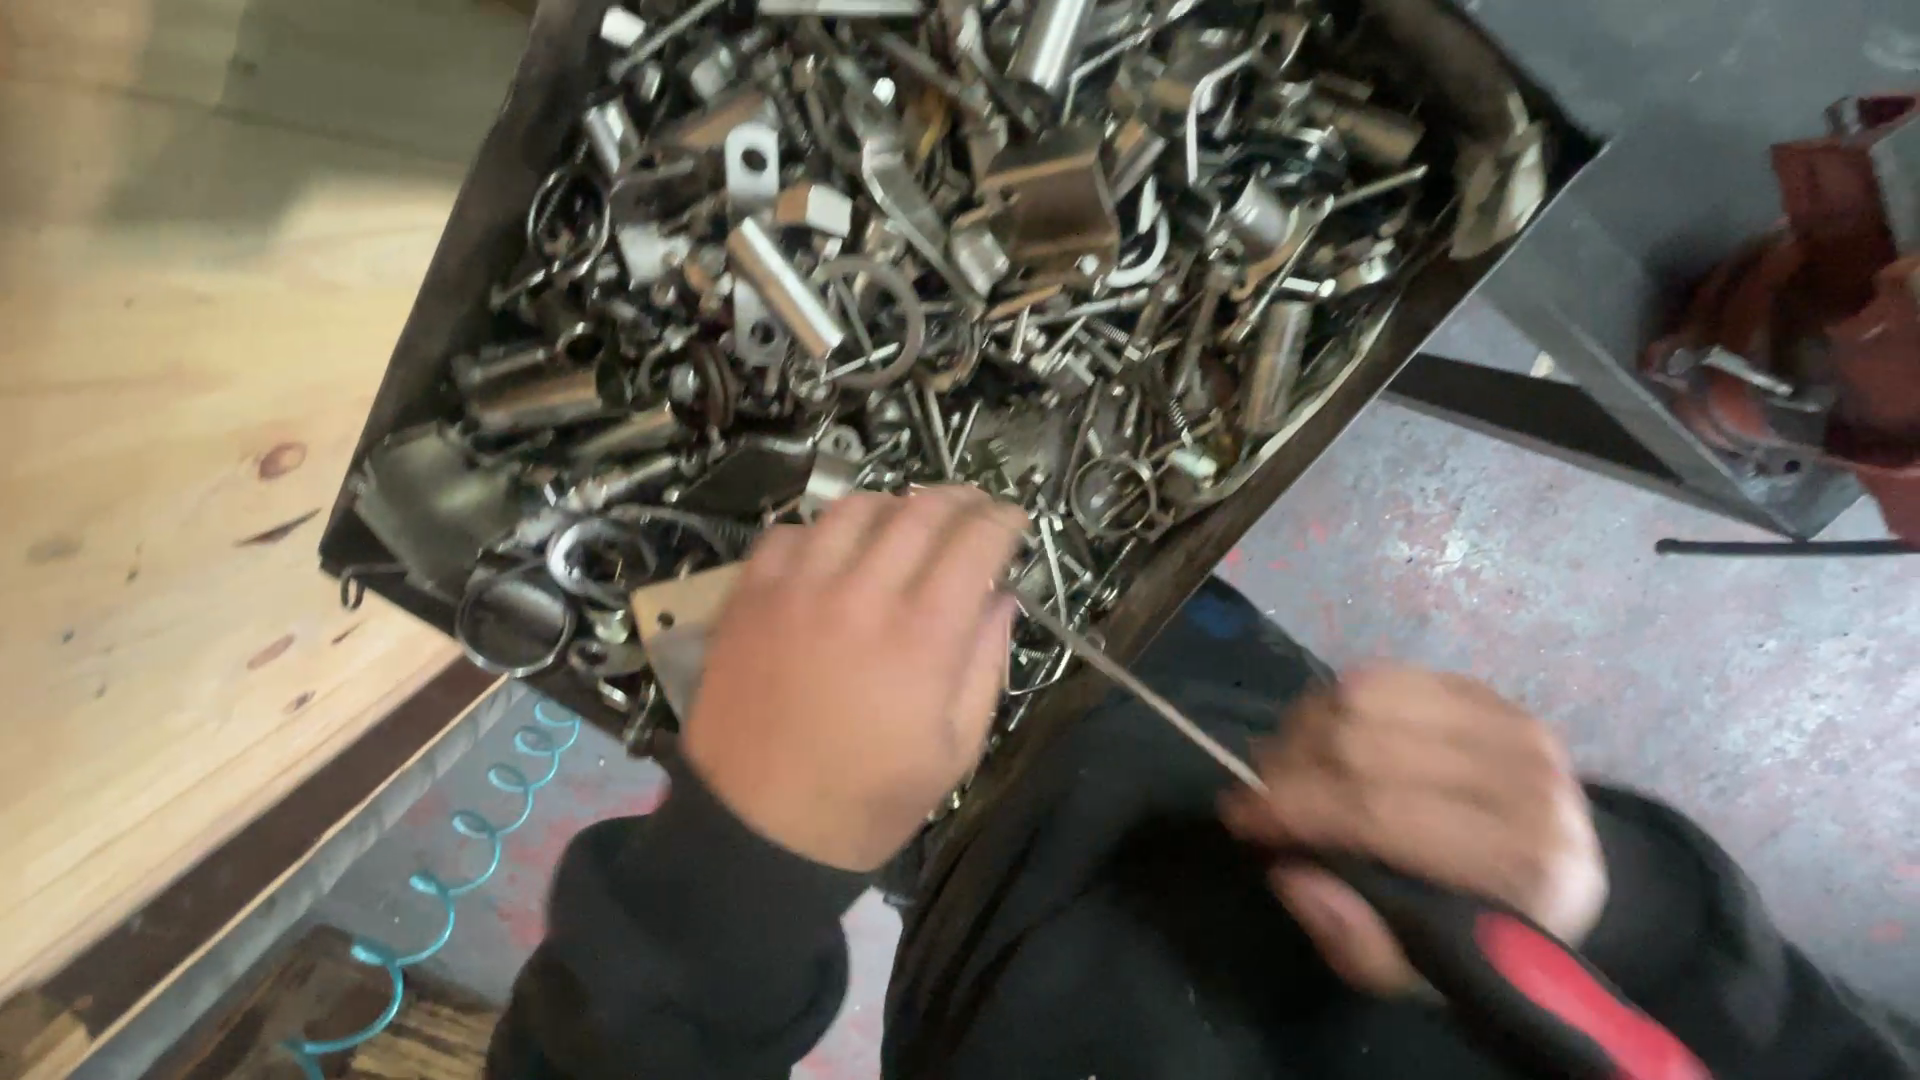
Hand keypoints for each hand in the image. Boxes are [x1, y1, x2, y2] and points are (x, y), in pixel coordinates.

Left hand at [682, 487, 1025, 871]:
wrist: (757, 831)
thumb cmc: (869, 800)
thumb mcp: (955, 750)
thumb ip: (984, 663)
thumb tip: (1001, 598)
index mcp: (922, 636)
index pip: (975, 542)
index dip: (1004, 521)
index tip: (1015, 520)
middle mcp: (862, 594)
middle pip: (920, 510)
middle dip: (959, 498)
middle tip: (973, 507)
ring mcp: (797, 588)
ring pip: (853, 508)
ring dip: (893, 506)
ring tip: (906, 523)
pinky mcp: (749, 596)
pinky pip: (789, 533)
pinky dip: (822, 532)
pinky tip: (833, 555)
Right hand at [1220, 666, 1605, 996]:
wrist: (1543, 869)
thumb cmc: (1473, 926)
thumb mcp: (1415, 970)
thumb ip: (1356, 943)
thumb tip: (1291, 874)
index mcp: (1524, 862)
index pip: (1379, 814)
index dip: (1294, 810)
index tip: (1238, 817)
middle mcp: (1526, 780)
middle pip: (1360, 747)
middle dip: (1286, 768)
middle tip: (1256, 791)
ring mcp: (1506, 722)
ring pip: (1360, 700)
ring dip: (1301, 730)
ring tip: (1287, 764)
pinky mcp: (1481, 689)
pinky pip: (1375, 675)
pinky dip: (1329, 702)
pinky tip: (1323, 735)